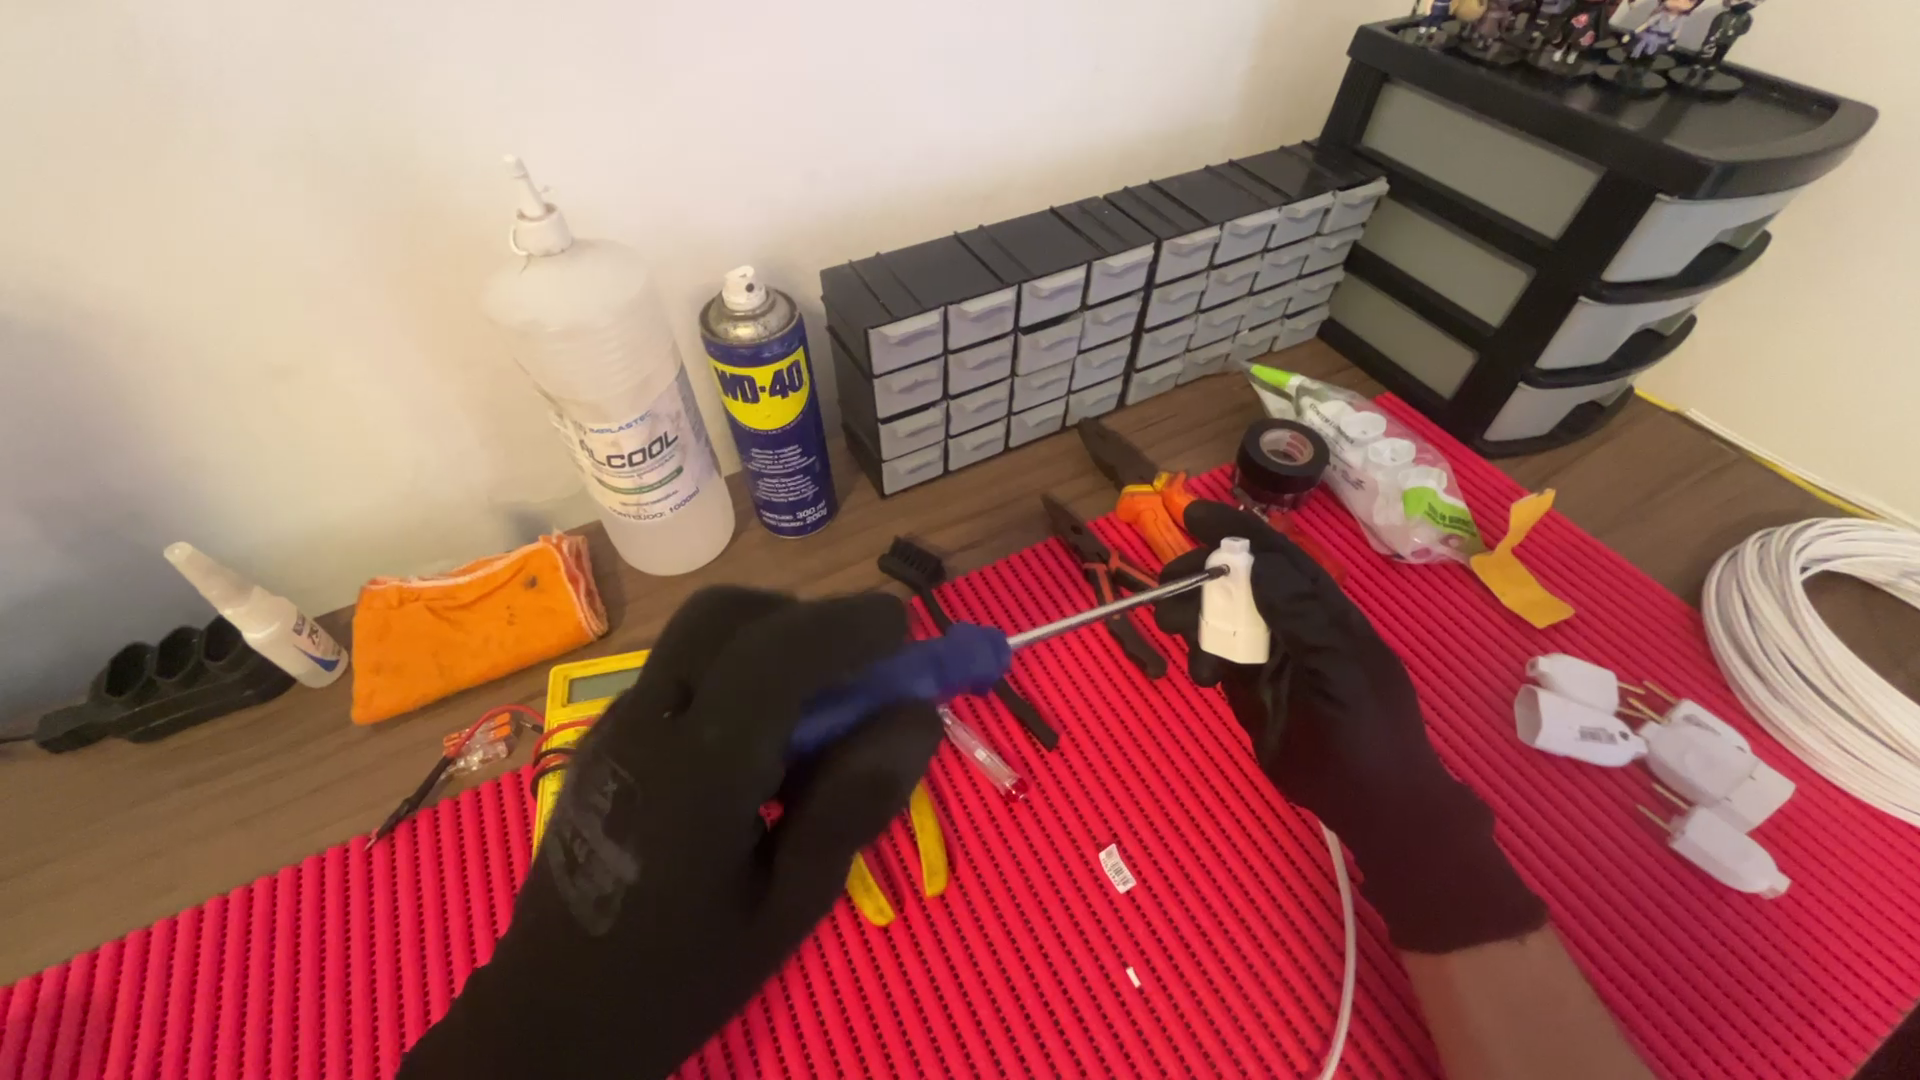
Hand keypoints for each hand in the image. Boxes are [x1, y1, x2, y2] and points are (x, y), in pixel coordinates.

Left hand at [401, 588, 940, 1078]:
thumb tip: (919, 715)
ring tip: (815, 700)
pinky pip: (684, 666)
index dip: (847, 626)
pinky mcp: (607, 734)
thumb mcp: (793, 904)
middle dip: (803, 619)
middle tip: (855, 665)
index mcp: (694, 775)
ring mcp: (615, 723)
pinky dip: (740, 666)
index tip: (903, 630)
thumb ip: (854, 801)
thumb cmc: (684, 973)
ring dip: (771, 636)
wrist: (552, 1018)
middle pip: (725, 617)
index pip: (776, 655)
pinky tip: (761, 736)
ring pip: (700, 633)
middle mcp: (645, 725)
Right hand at [1155, 502, 1544, 953]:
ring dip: (1193, 615)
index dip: (1237, 531)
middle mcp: (1293, 624)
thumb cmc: (1365, 732)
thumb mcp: (1338, 666)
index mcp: (1323, 610)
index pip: (1277, 556)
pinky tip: (1197, 674)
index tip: (1193, 516)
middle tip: (1163, 582)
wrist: (1371, 803)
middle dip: (1201, 575)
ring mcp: (1270, 654)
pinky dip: (1200, 656)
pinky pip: (1216, 655)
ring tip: (1169, 626)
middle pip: (1241, 582)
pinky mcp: (1249, 685)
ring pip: (1222, 617)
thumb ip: (1298, 614)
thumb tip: (1258, 562)